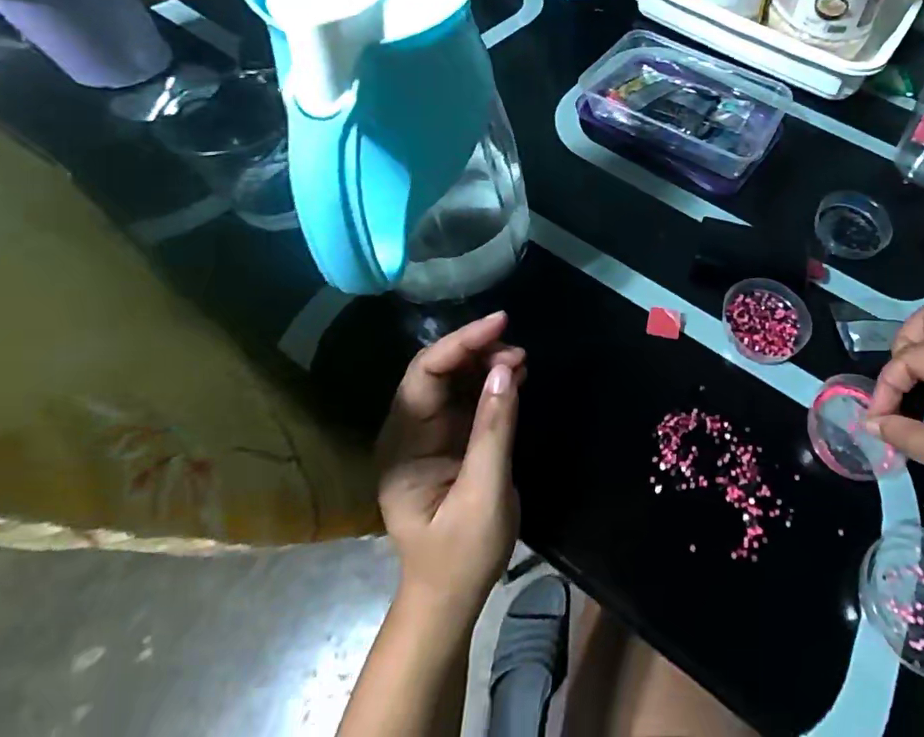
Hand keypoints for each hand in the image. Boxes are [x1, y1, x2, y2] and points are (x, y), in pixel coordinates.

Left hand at [376, 312, 525, 616]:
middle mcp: (407, 432)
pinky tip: (515, 377)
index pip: (423, 375)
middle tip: (518, 350)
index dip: (460, 343)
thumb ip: (493, 430)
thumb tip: (505, 370)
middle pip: (436, 372)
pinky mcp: (447, 443)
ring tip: (522, 360)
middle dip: (476, 352)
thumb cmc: (460, 556)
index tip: (499, 323)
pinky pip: (465, 401)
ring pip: (452, 382)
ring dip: (485, 365)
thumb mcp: (484, 495)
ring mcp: (426, 437)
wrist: (449, 599)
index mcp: (402, 445)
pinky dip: (490, 385)